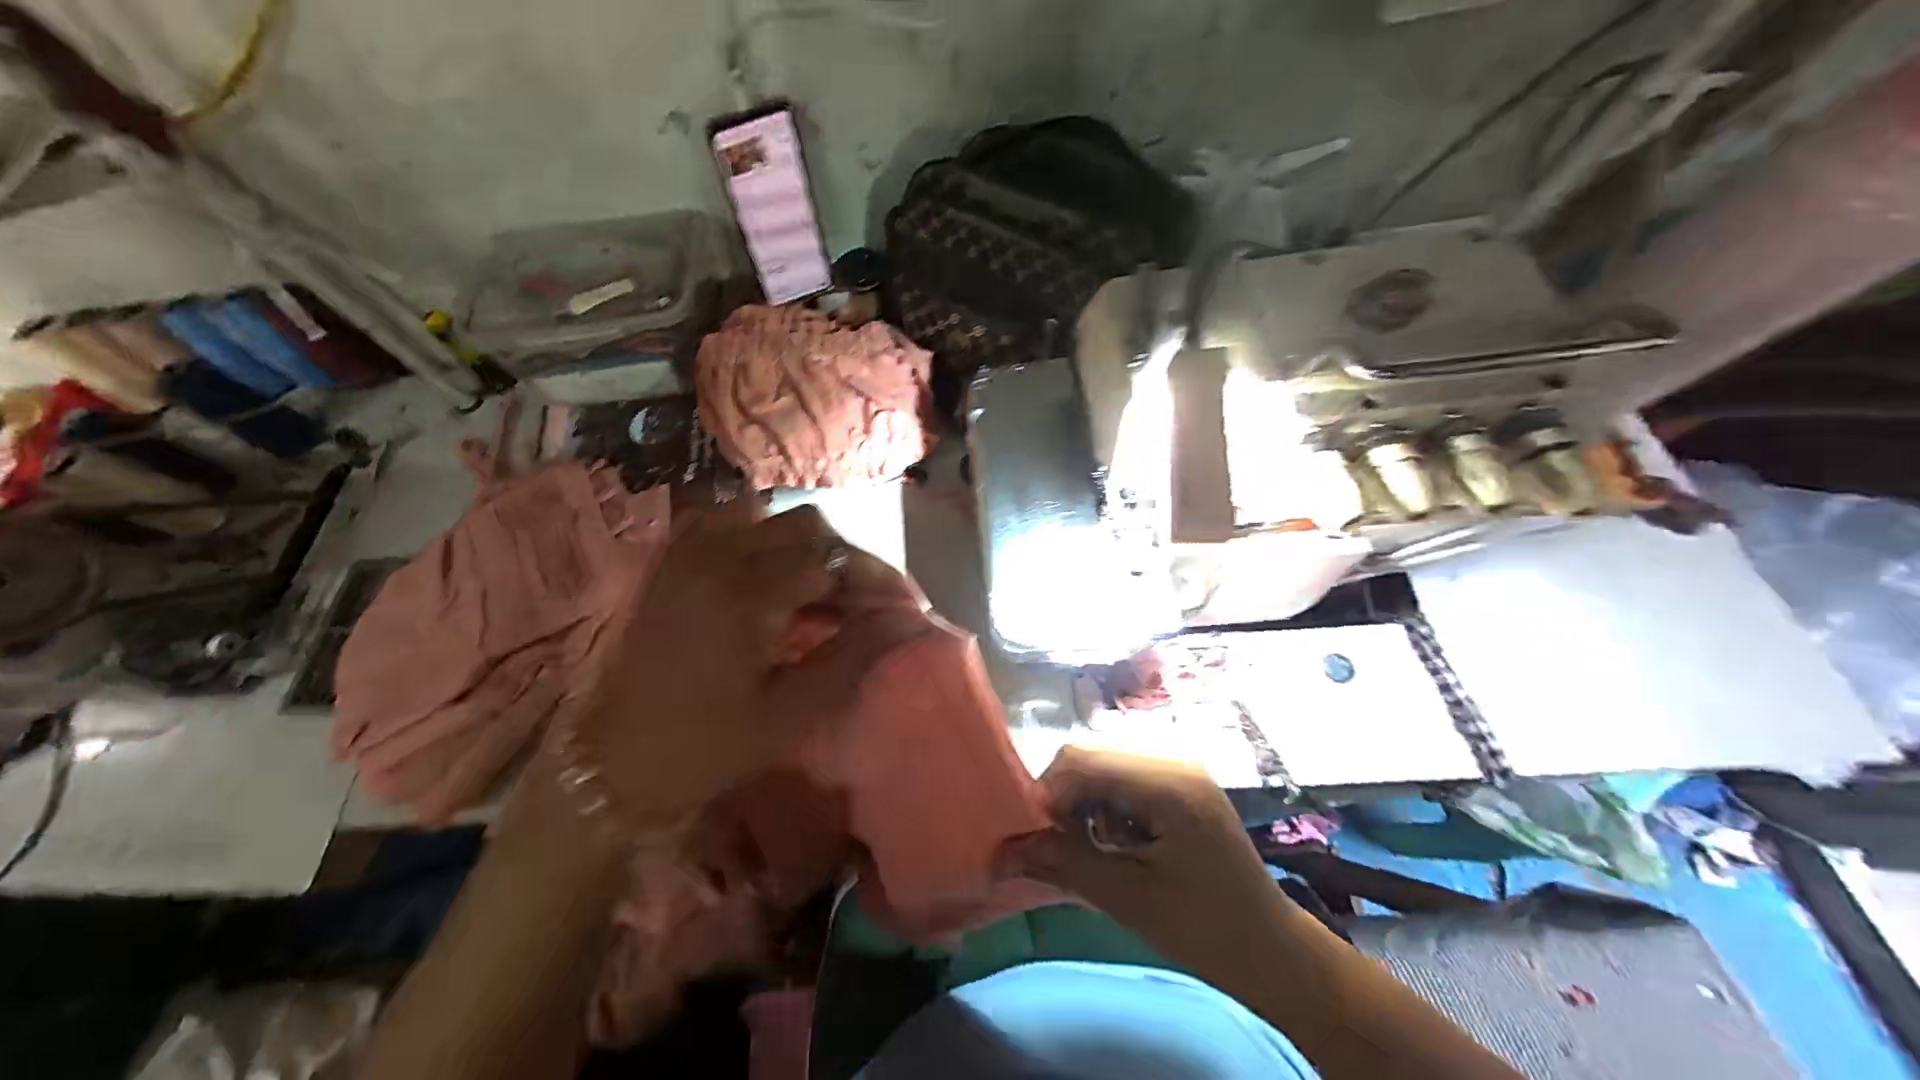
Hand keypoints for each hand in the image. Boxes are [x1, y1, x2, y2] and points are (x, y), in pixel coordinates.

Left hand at [569, 505, 923, 827]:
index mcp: (744, 592)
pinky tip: (780, 581)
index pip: (832, 559)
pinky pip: (733, 523)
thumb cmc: (705, 747)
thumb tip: (907, 622)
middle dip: (847, 561)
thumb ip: (853, 657)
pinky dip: (769, 541)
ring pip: (771, 515)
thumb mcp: (790, 713)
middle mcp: (715, 555)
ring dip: (809, 546)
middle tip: (869, 606)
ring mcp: (689, 552)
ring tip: (827, 593)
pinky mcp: (675, 561)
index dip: (877, 580)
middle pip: (806, 526)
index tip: (907, 609)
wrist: (613, 763)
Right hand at [1003, 747, 1281, 962]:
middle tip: (1058, 843)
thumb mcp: (1129, 897)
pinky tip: (1113, 839)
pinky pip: (1123, 775)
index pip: (1084, 759)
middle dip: (1064, 797)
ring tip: (1089, 846)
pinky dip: (1104, 803)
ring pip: (1104, 763)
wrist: (1269, 949)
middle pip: (1092, 755)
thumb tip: (1003, 852)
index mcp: (1169, 781)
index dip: (1047, 791)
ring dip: (1083, 800)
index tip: (1035, 836)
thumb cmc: (1205, 928)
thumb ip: (1065, 862)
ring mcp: (1179, 766)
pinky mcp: (1179, 781)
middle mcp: (1174, 758)